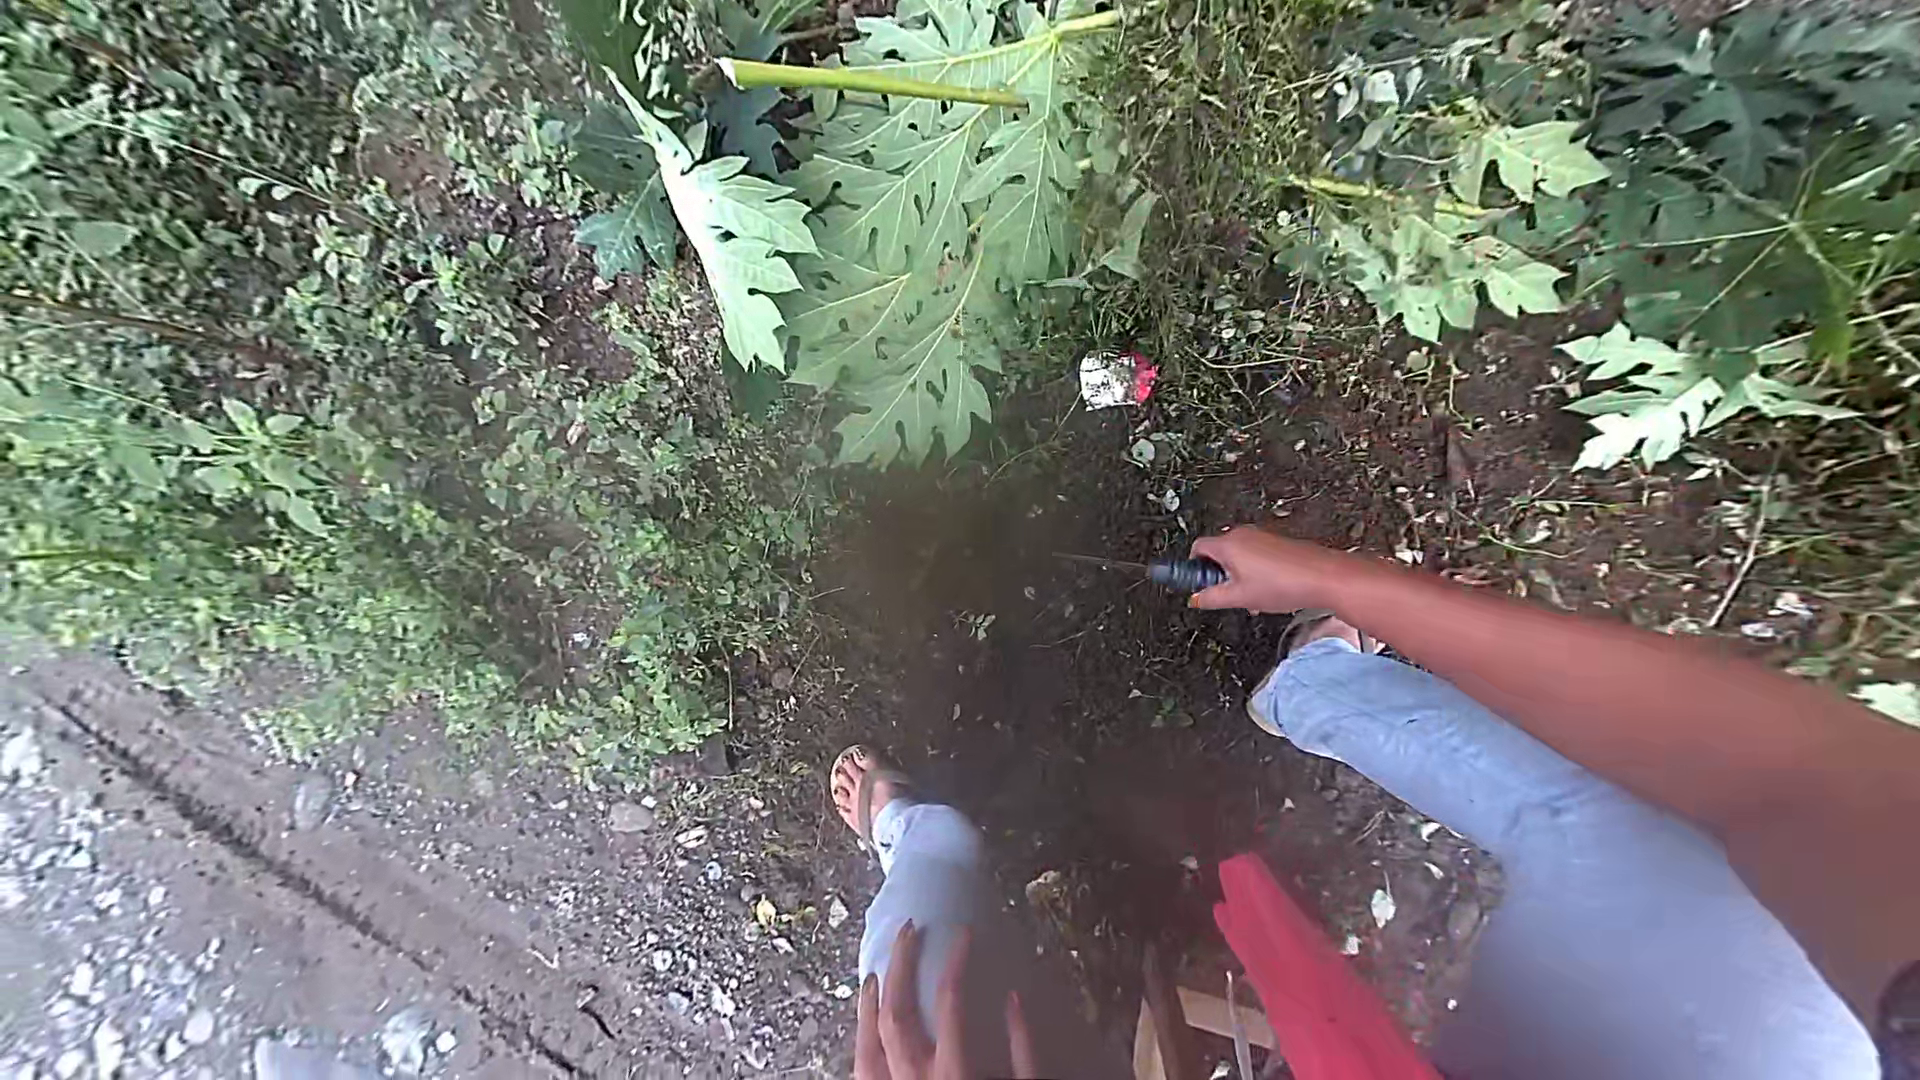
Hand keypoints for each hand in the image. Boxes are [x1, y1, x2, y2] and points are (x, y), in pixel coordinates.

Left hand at [855, 921, 1037, 1079]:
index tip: (964, 933)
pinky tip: (867, 1028)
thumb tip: (1014, 998)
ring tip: (874, 972)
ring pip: (866, 1049)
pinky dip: (861, 1047)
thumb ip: (1025, 1053)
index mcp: (954, 1079)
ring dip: (867, 1006)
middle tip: (909, 930)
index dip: (956, 959)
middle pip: (896, 1015)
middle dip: (899, 964)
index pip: (949, 1001)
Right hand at [1189, 526, 1357, 612]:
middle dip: (1219, 574)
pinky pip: (1256, 554)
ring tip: (1252, 595)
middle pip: (1218, 552)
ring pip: (1238, 555)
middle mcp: (1243, 535)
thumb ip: (1211, 598)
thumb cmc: (1286, 583)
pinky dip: (1255, 571)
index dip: (1194, 566)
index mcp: (1228, 545)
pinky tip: (1269, 590)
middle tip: (1227, 592)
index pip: (1197, 548)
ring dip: (1238, 574)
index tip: (1198, 581)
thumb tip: (1196, 599)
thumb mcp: (1239, 598)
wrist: (1326, 577)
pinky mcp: (1278, 543)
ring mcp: (1263, 537)